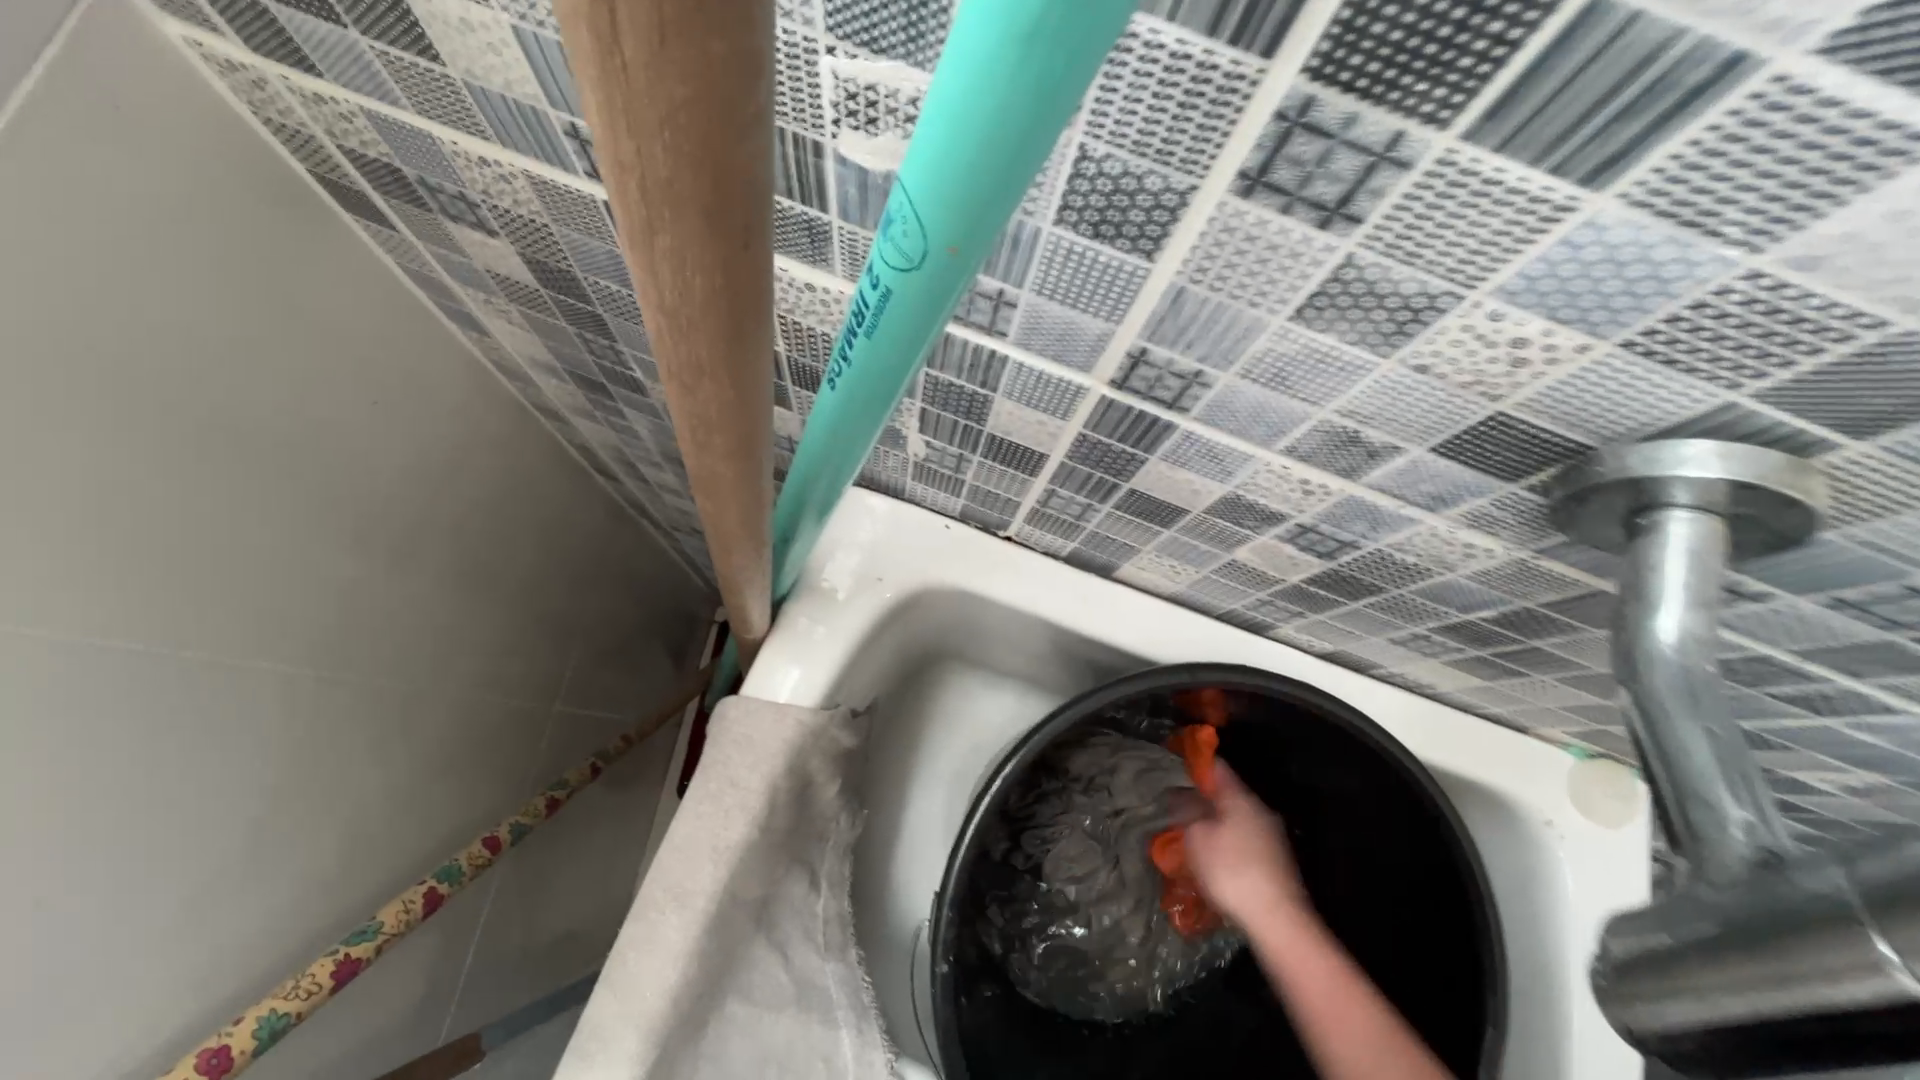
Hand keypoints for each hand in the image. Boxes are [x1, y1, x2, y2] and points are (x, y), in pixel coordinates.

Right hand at [1184, 763, 1308, 926]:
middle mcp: (1260, 809)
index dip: (1195, 764)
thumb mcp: (1196, 838)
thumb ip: (1186, 811)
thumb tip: (1179, 794)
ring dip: (1215, 823)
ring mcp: (1271, 835)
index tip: (1175, 769)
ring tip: (1192, 837)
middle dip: (1203, 799)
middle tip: (1178, 809)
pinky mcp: (1275, 859)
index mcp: (1241, 798)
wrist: (1278, 918)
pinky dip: (1227, 842)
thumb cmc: (1231, 871)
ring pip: (1236, 818)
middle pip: (1227, 794)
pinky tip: (1214, 860)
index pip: (1217, 767)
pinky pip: (1244, 839)